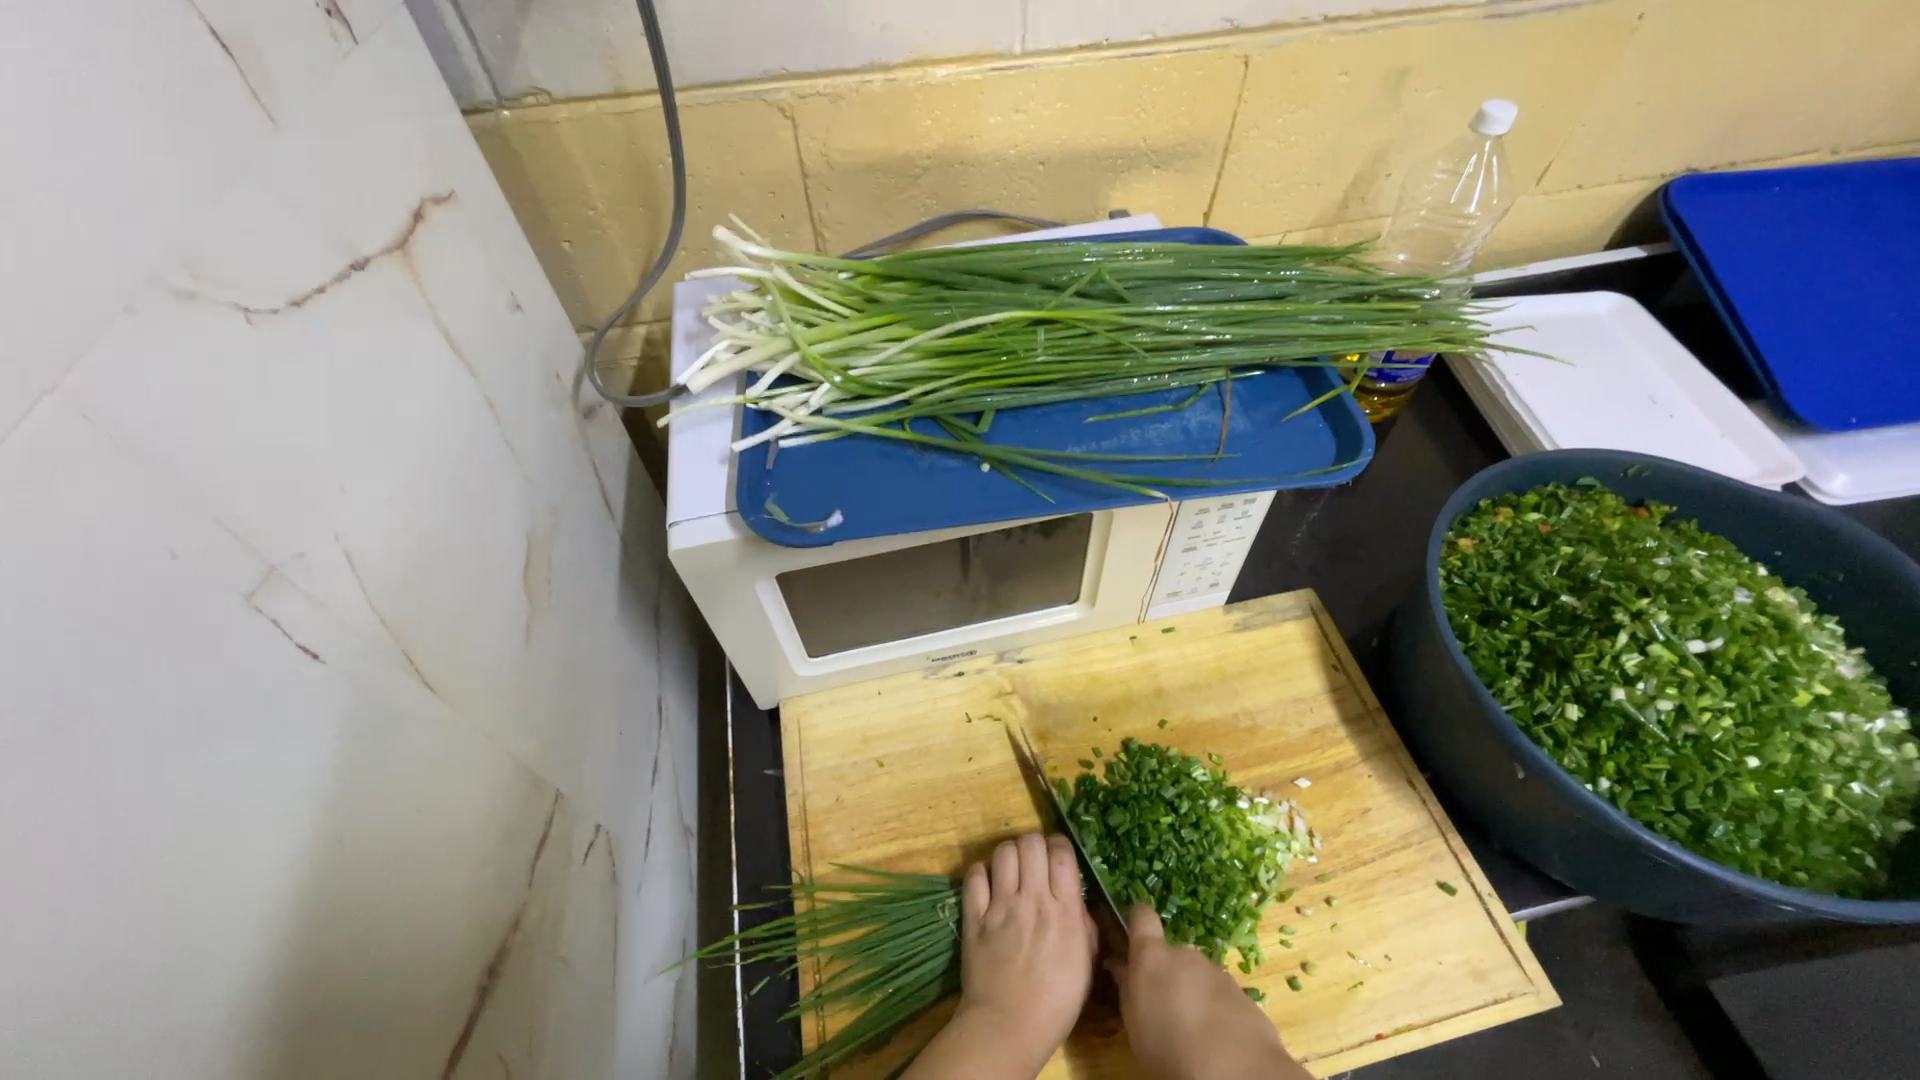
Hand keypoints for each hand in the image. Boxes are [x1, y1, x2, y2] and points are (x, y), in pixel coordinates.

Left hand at [957, 834, 1098, 1065]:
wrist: (1008, 1026)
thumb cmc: (1055, 1003)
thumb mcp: (1085, 965)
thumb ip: (1084, 927)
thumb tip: (1077, 903)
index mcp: (1065, 911)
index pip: (1062, 853)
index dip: (1059, 845)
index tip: (1058, 854)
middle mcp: (1033, 900)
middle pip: (1031, 842)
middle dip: (1034, 843)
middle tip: (1034, 860)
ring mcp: (1000, 906)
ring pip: (1003, 852)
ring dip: (1009, 854)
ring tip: (1012, 869)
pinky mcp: (974, 916)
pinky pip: (974, 876)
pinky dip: (981, 872)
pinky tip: (987, 882)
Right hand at [1109, 904, 1310, 1079]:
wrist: (1237, 1074)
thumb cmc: (1169, 1050)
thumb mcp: (1135, 1025)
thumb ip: (1127, 989)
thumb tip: (1121, 967)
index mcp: (1153, 957)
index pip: (1142, 917)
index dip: (1138, 922)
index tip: (1134, 939)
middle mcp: (1185, 955)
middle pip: (1172, 955)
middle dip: (1168, 976)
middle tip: (1165, 1010)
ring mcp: (1217, 973)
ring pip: (1198, 977)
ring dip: (1193, 995)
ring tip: (1193, 1032)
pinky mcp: (1244, 994)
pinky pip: (1221, 996)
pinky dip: (1217, 1012)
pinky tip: (1218, 1042)